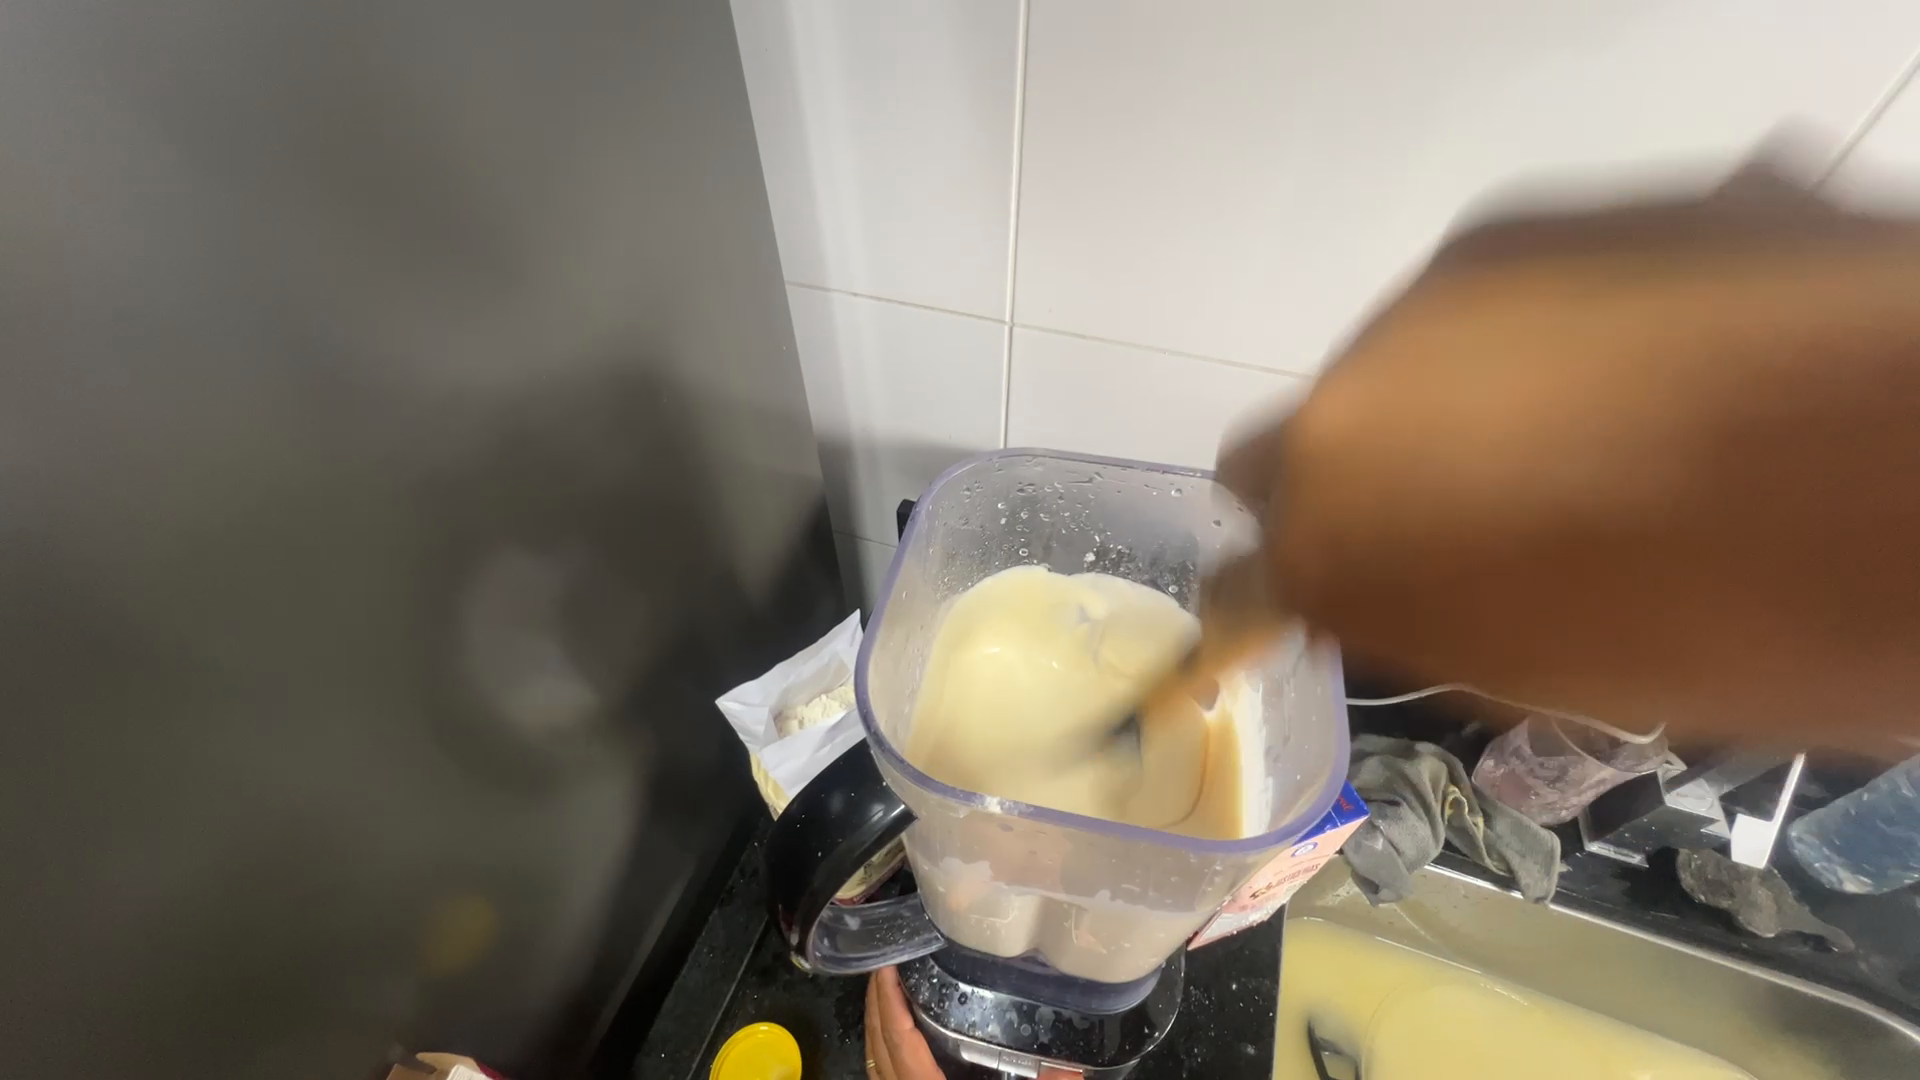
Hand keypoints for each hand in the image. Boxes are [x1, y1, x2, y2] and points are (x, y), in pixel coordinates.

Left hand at [863, 967, 1080, 1079]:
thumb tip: (1073, 1071)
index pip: (900, 1044)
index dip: (888, 1005)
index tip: (885, 967)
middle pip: (878, 1050)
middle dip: (875, 1006)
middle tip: (882, 964)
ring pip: (875, 1068)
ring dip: (876, 1029)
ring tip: (886, 992)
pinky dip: (885, 1055)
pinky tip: (898, 1043)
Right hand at [1222, 169, 1919, 740]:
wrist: (1909, 457)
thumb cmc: (1721, 618)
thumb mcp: (1529, 669)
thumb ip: (1416, 615)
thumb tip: (1394, 580)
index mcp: (1329, 552)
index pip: (1239, 577)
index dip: (1266, 587)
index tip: (1303, 589)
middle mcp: (1332, 425)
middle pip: (1275, 452)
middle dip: (1338, 481)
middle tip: (1448, 502)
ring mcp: (1405, 319)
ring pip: (1375, 373)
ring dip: (1434, 404)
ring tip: (1577, 417)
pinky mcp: (1497, 236)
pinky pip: (1466, 306)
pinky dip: (1511, 338)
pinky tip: (1621, 352)